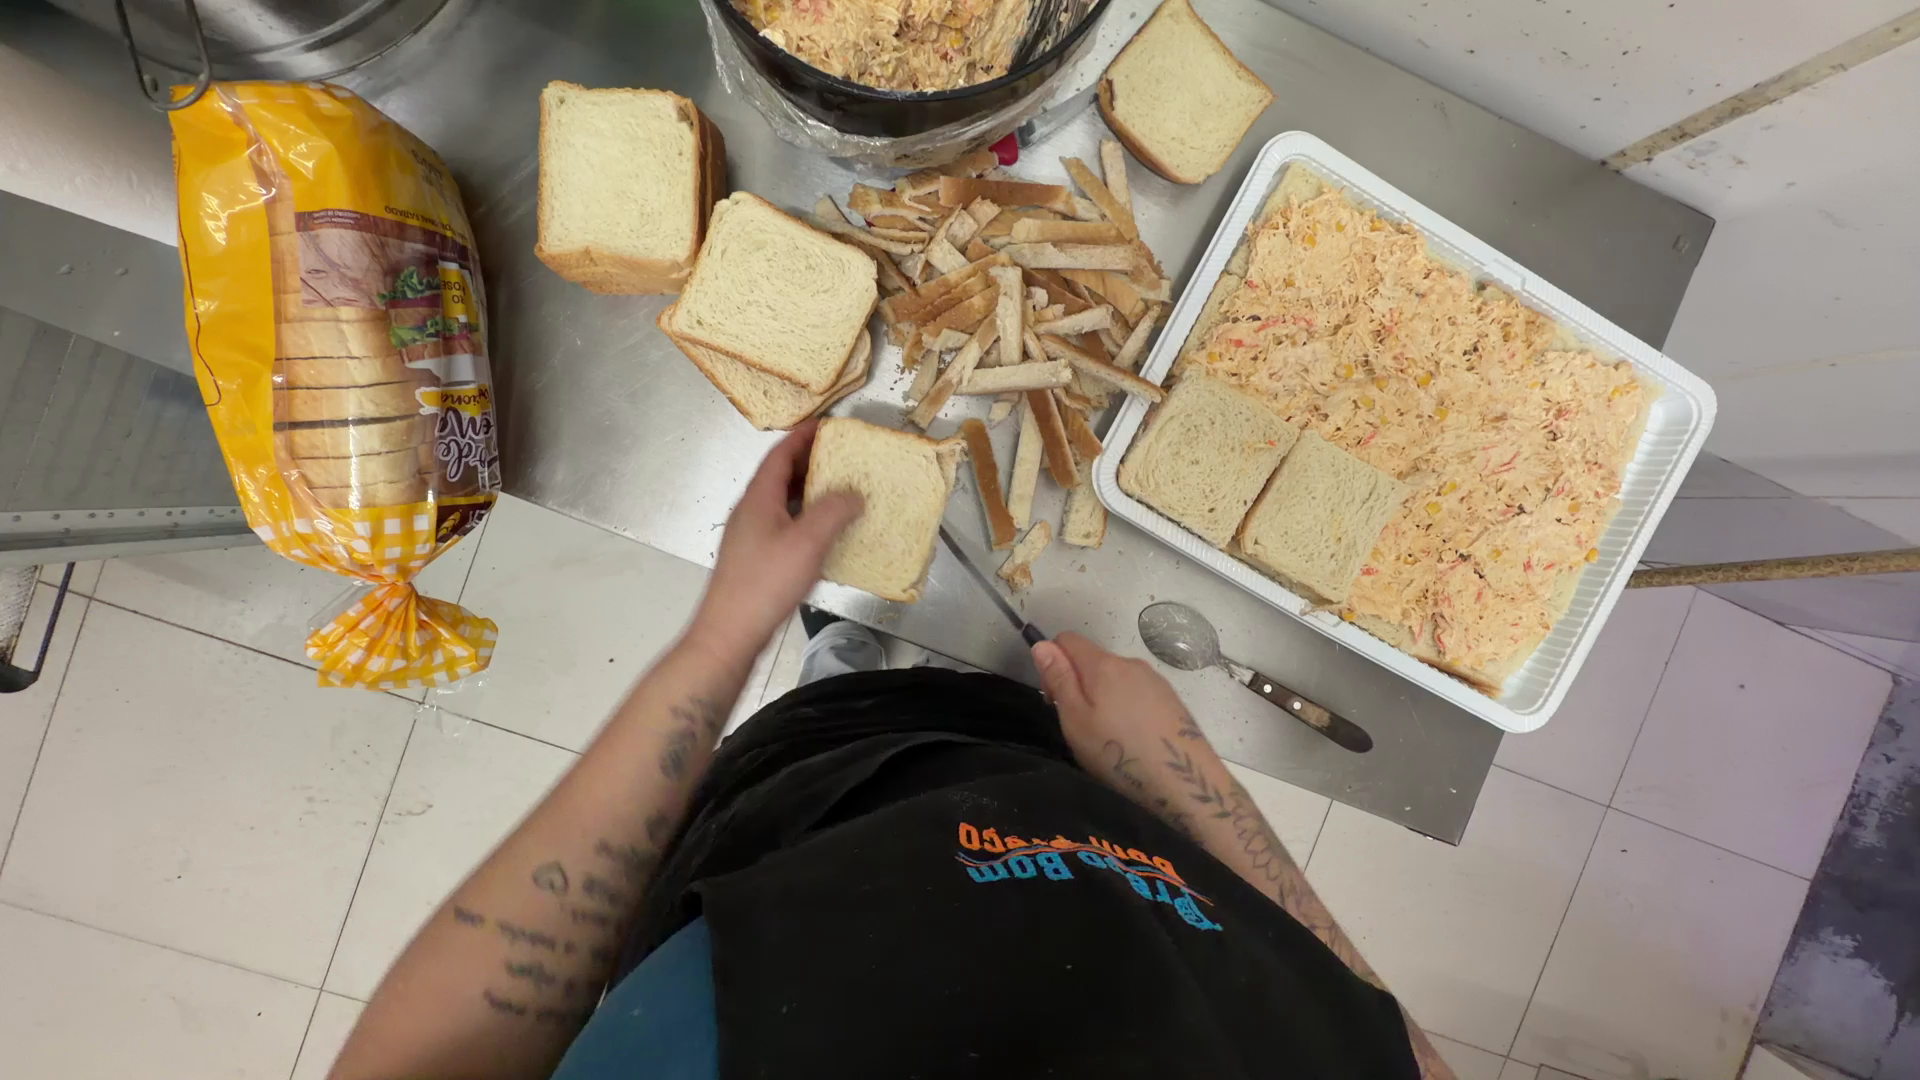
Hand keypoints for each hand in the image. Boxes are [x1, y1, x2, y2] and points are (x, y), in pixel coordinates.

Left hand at [689, 421, 862, 657]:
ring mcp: (750, 535)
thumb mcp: (807, 542)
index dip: (802, 436)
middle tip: (840, 456)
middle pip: (779, 475)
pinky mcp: (755, 558)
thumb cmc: (766, 583)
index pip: (779, 454)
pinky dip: (804, 517)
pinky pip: (783, 523)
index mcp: (758, 498)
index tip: (827, 425)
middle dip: (809, 461)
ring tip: (839, 489)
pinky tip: (823, 531)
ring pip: (781, 501)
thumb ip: (833, 511)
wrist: (730, 631)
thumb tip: (853, 493)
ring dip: (808, 490)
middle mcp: (750, 511)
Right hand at [1032, 632, 1214, 772]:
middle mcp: (1130, 663)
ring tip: (1109, 738)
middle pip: (1092, 660)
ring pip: (1115, 678)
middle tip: (1080, 726)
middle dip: (1078, 684)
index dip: (1052, 663)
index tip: (1054, 698)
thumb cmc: (1119, 753)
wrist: (1186, 780)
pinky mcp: (1171, 699)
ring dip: (1103, 697)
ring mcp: (1154, 680)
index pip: (1067, 639)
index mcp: (1103, 664)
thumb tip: (1042, 644)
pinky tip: (1133, 738)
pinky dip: (1126, 707)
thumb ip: (1059, 680)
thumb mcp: (1076, 721)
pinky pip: (1136, 692)